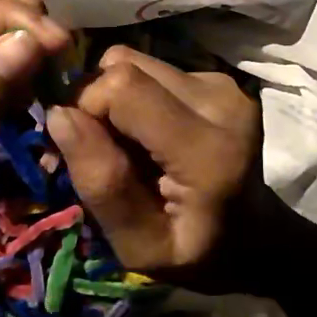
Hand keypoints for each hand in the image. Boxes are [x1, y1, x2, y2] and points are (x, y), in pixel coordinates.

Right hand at [45, 45, 274, 290]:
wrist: (258, 239)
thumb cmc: (198, 255)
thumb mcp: (138, 247)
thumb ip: (101, 183)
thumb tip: (58, 115)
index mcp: (206, 150)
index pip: (122, 86)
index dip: (87, 109)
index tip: (84, 151)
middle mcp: (220, 102)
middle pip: (125, 65)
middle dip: (96, 101)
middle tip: (102, 148)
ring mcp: (223, 85)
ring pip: (136, 61)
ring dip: (116, 97)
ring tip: (128, 142)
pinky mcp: (218, 78)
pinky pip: (153, 68)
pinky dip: (138, 96)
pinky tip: (150, 132)